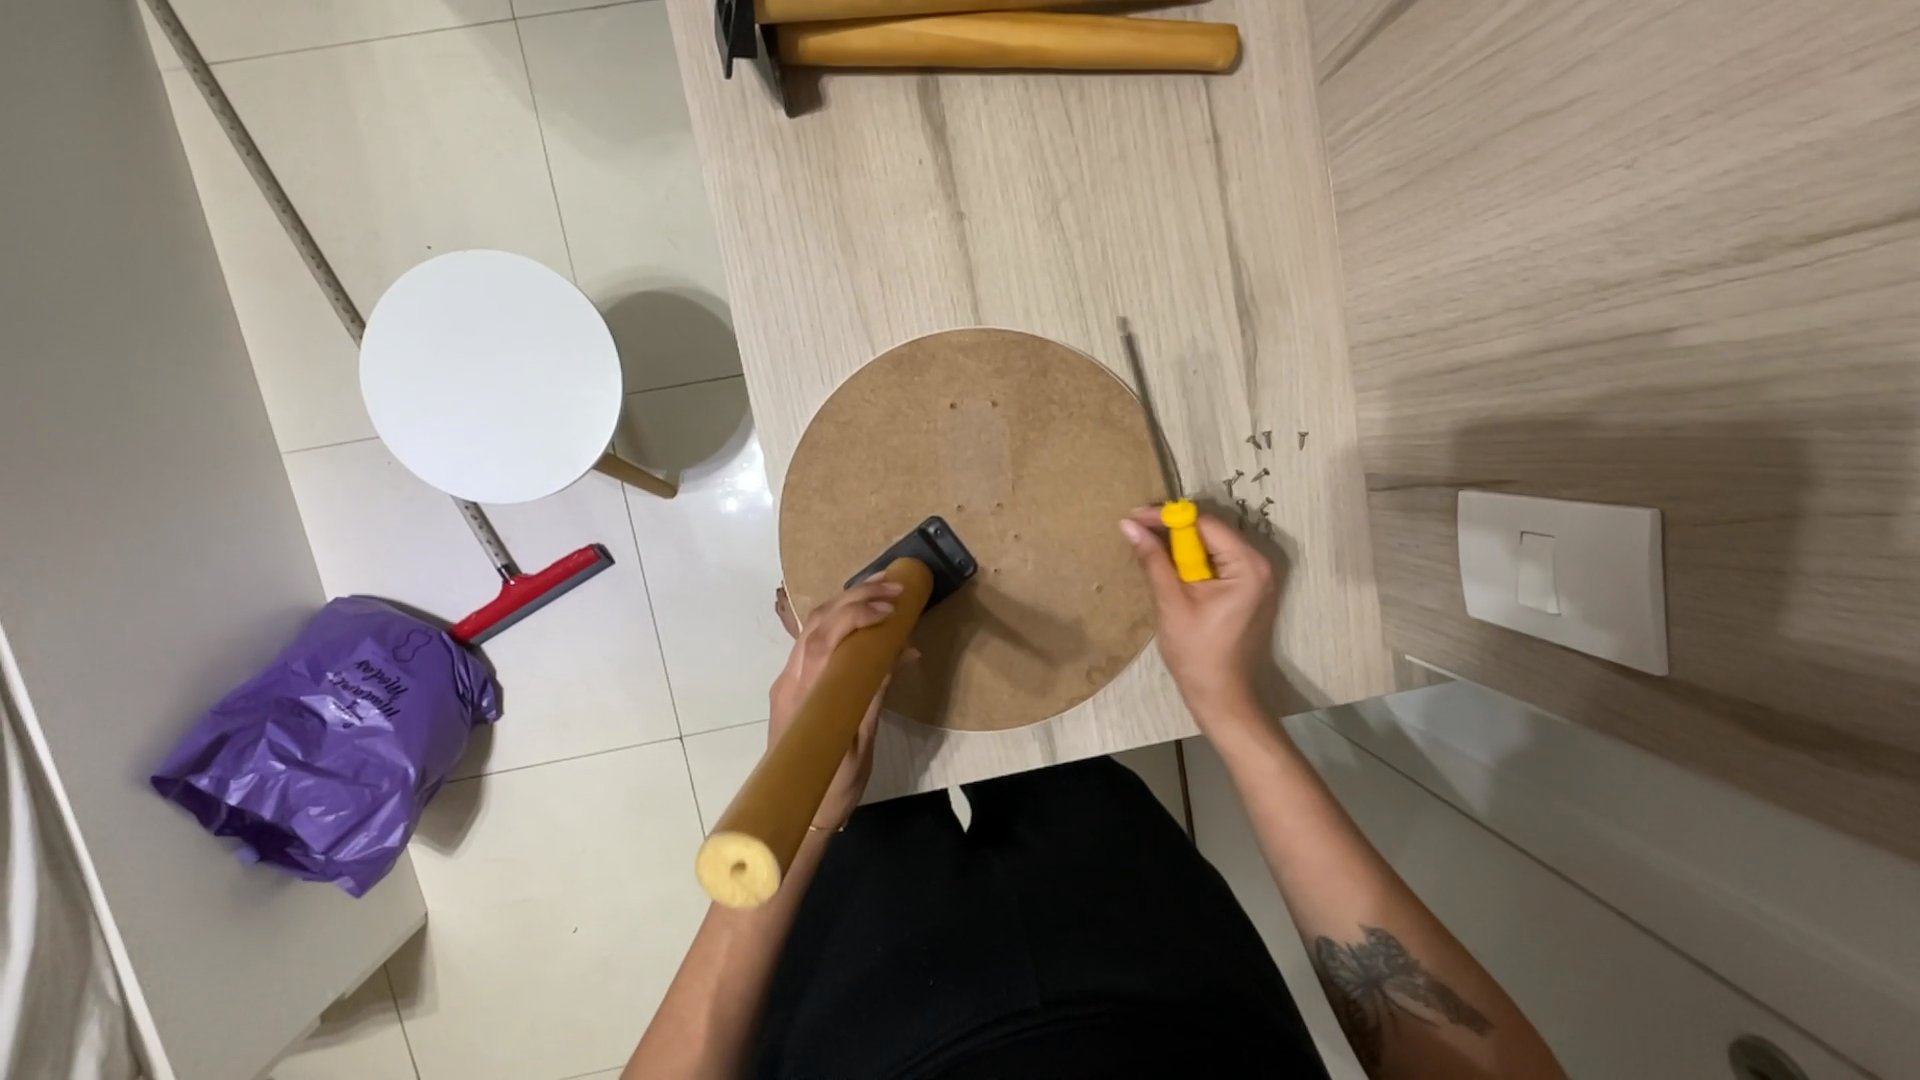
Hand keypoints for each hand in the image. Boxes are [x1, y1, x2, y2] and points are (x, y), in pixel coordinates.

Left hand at [767, 577, 914, 831]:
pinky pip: (813, 638)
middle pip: (817, 622)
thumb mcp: (861, 747)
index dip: (856, 615)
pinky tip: (863, 613)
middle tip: (896, 588)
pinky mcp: (793, 682)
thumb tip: (901, 654)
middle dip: (857, 598)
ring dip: (848, 602)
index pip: (823, 637)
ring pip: (812, 625)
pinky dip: (840, 618)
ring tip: (884, 589)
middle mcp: (790, 678)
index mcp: (803, 693)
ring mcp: (788, 678)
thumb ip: (874, 698)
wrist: (794, 812)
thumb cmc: (832, 786)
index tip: (891, 611)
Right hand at [1119, 507, 1277, 729]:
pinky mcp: (1247, 589)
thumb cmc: (1198, 654)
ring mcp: (1256, 577)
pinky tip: (1165, 563)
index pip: (1205, 524)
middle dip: (1172, 528)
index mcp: (1248, 566)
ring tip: (1144, 543)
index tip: (1134, 517)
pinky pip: (1216, 562)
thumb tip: (1129, 525)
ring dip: (1179, 544)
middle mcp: (1259, 565)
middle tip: (1135, 528)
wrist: (1222, 696)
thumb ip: (1153, 560)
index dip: (1168, 517)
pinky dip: (1191, 560)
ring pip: (1211, 545)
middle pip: (1210, 531)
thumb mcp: (1171, 603)